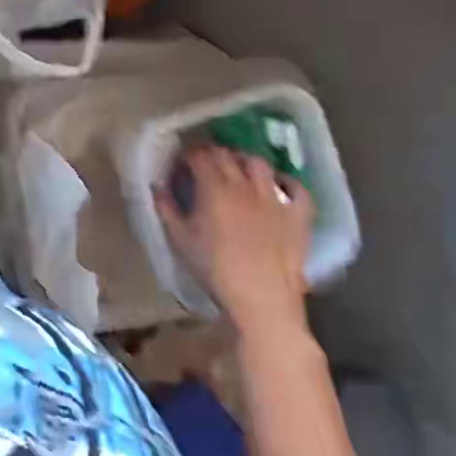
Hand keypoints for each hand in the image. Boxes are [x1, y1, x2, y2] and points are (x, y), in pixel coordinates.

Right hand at [156, 145, 312, 334]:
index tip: (180, 166)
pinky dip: (287, 181)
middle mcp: (243, 186)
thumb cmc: (214, 269)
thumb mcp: (179, 238)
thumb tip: (158, 185)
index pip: (198, 156)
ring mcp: (274, 199)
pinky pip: (297, 189)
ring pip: (259, 163)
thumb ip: (166, 207)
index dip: (187, 156)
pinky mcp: (298, 216)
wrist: (260, 300)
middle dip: (212, 155)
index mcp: (212, 188)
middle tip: (204, 167)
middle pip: (226, 155)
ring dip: (244, 161)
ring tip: (238, 170)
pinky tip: (277, 185)